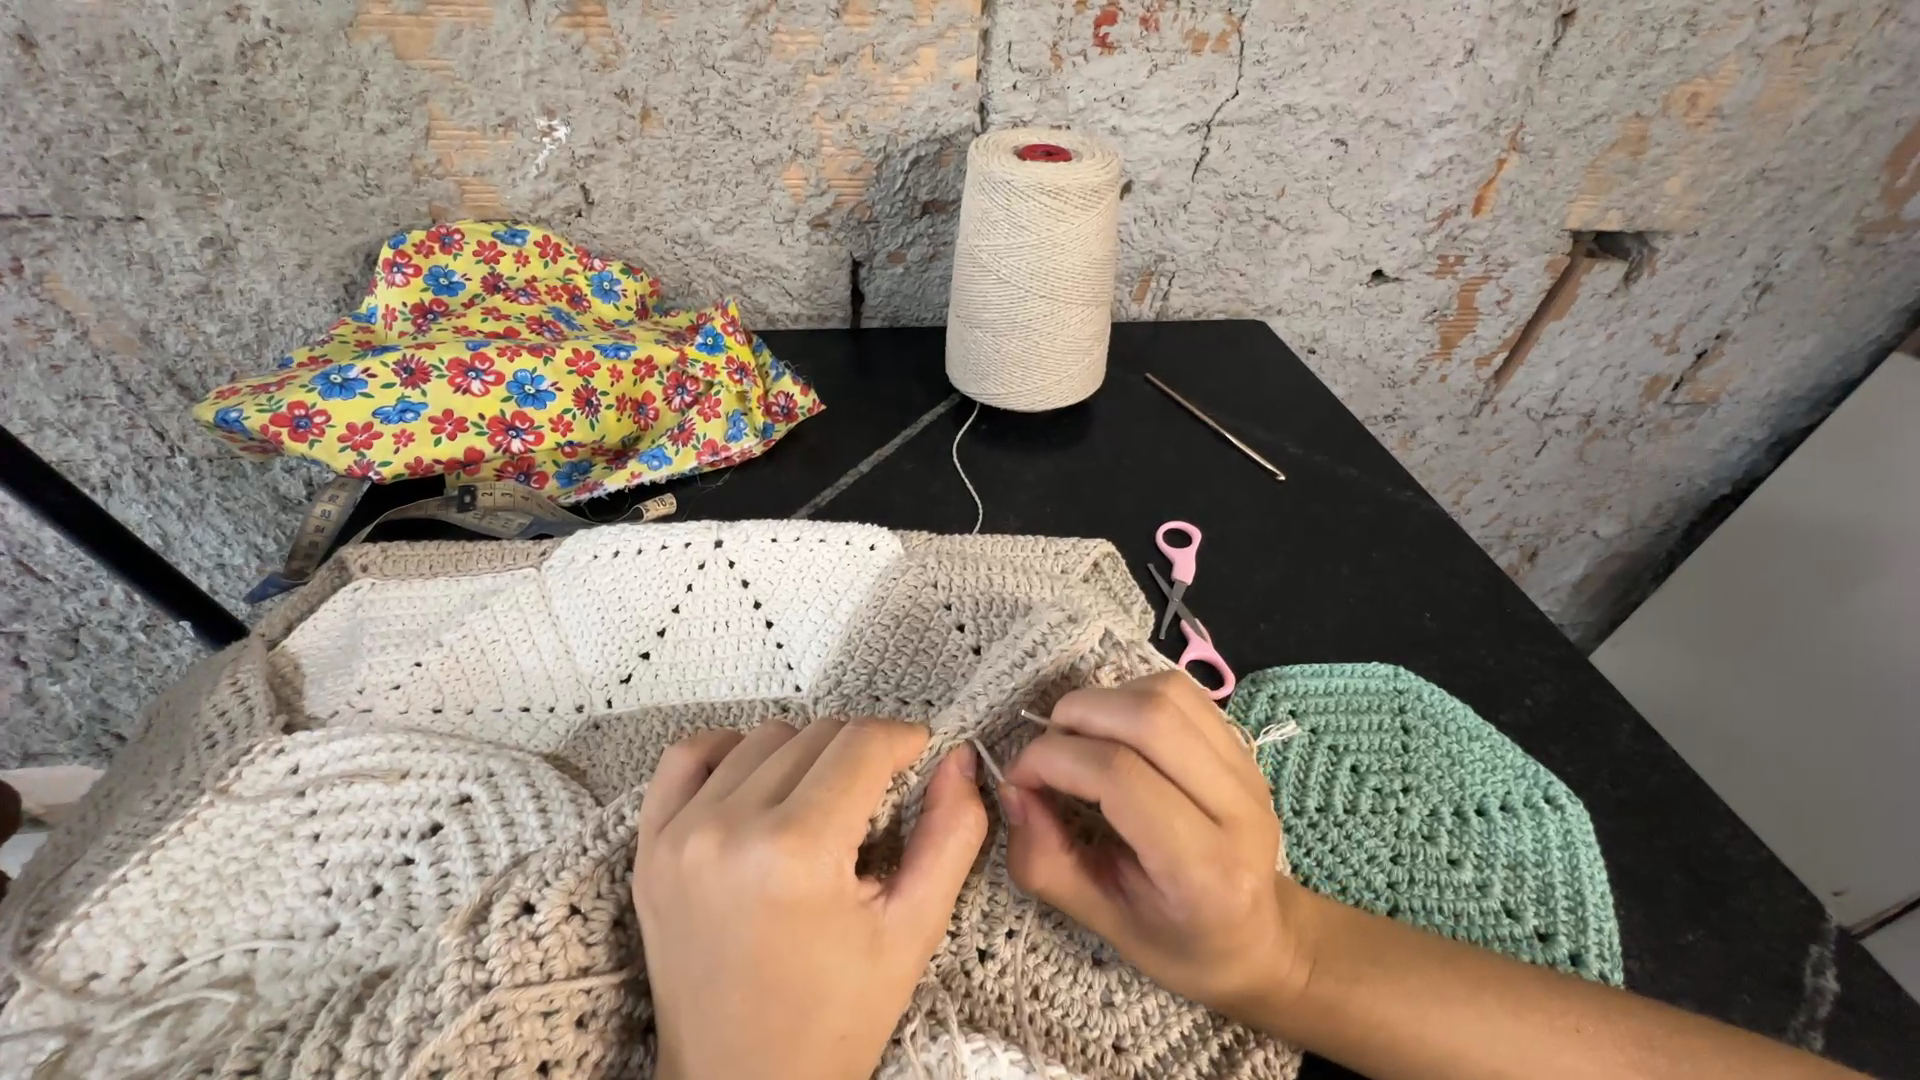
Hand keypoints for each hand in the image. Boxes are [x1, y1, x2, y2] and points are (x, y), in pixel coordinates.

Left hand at [633, 719, 987, 1079]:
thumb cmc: (835, 1018)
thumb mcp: (914, 931)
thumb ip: (952, 833)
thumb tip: (959, 757)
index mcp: (798, 853)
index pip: (863, 742)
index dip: (905, 740)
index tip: (919, 758)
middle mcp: (730, 830)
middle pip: (818, 734)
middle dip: (860, 755)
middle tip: (874, 804)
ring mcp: (680, 835)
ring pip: (764, 737)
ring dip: (804, 757)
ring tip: (820, 808)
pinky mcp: (650, 845)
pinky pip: (689, 755)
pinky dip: (730, 753)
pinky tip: (759, 783)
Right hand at [1001, 671, 1309, 1018]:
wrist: (1257, 939)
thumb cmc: (1176, 941)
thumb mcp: (1101, 921)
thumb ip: (1045, 861)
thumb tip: (1012, 791)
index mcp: (1204, 869)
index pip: (1120, 777)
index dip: (1053, 760)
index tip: (1019, 778)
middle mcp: (1238, 809)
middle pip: (1149, 718)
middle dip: (1077, 717)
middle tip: (1046, 748)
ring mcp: (1248, 770)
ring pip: (1168, 694)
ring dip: (1105, 700)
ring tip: (1078, 736)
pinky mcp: (1243, 747)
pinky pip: (1183, 692)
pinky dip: (1132, 695)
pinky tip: (1114, 728)